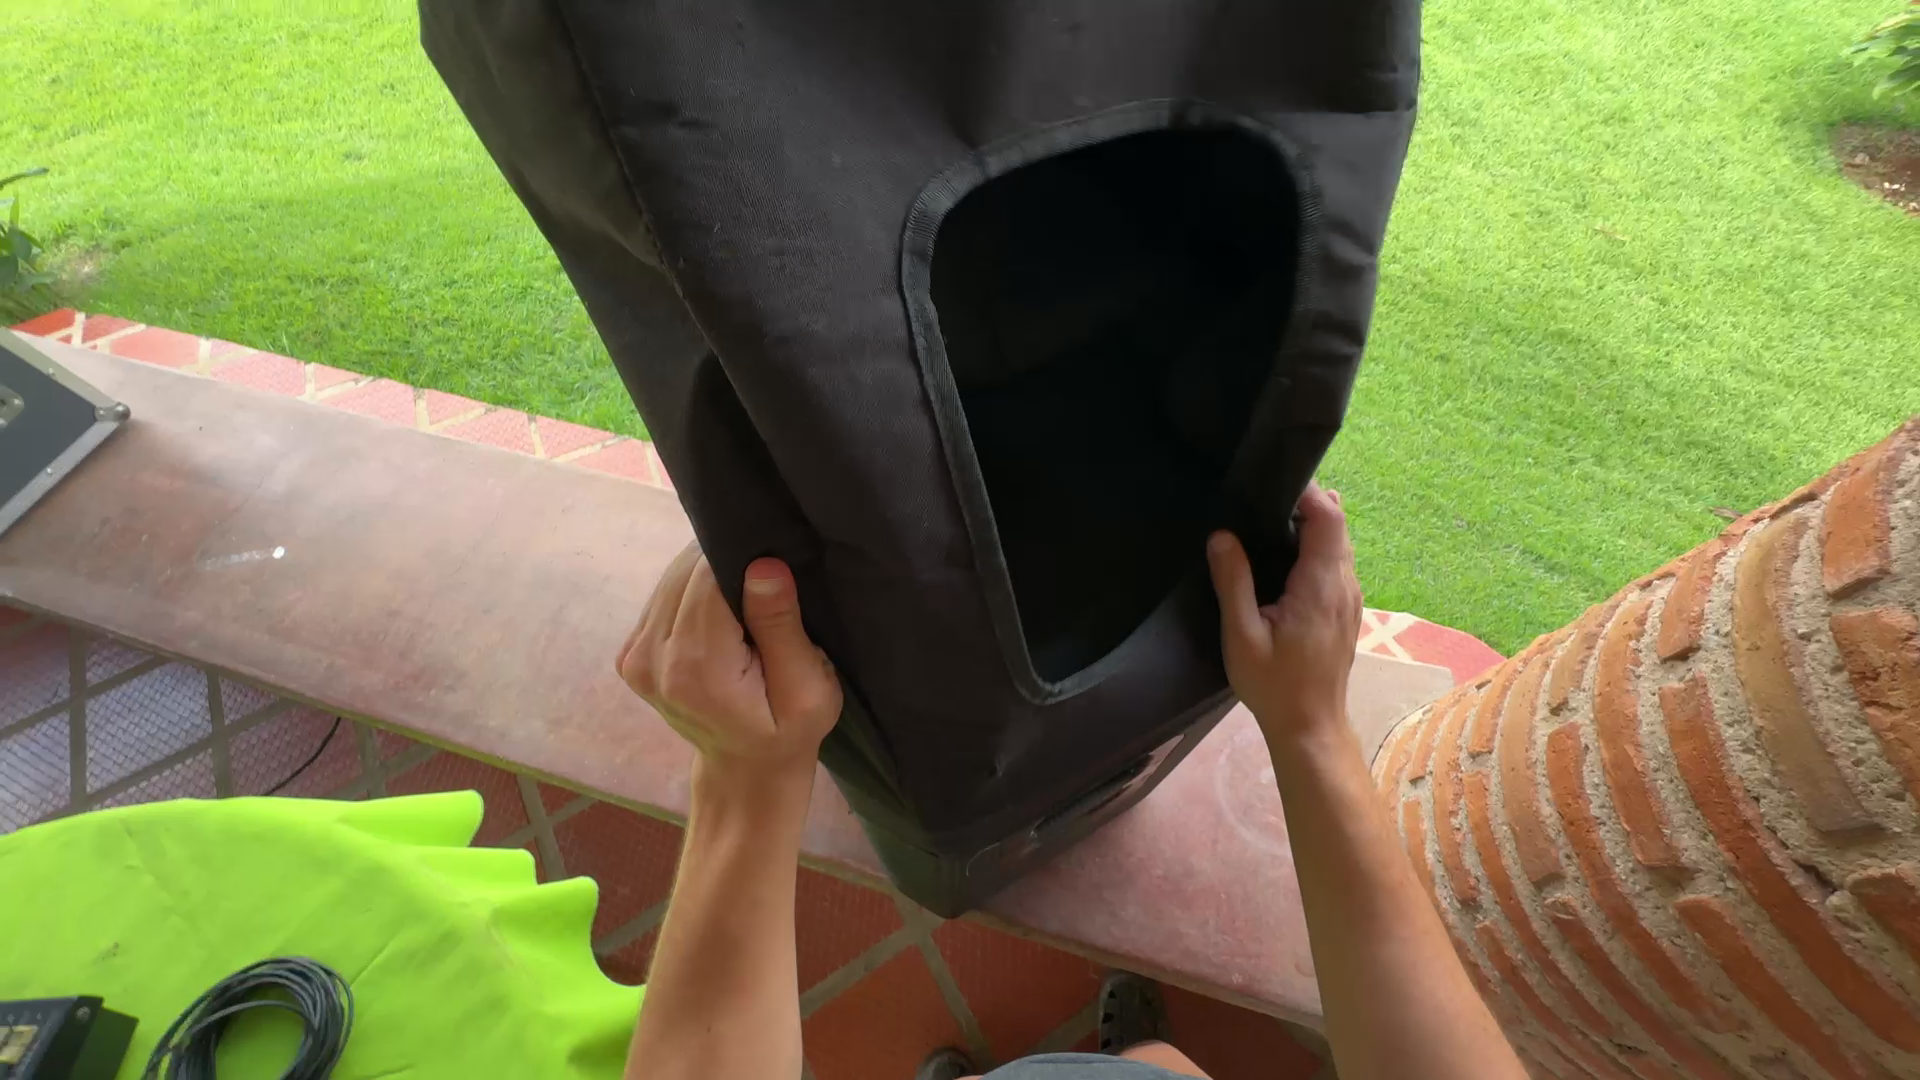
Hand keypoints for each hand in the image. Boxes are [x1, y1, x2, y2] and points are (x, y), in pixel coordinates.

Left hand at [616, 543, 841, 783]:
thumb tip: (763, 565)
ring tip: (748, 604)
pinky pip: (665, 595)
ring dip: (711, 579)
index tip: (778, 573)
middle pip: (688, 571)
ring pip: (674, 577)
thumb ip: (781, 626)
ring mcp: (633, 656)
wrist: (746, 770)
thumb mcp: (807, 687)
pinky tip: (723, 615)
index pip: (709, 575)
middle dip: (728, 567)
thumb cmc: (787, 730)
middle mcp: (651, 657)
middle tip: (769, 591)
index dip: (745, 561)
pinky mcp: (630, 653)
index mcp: (696, 666)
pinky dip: (695, 593)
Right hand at [1205, 484, 1362, 745]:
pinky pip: (1335, 560)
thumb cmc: (1272, 684)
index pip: (1328, 519)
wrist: (1309, 725)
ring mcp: (1349, 597)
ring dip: (1312, 520)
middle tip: (1263, 489)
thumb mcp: (1241, 635)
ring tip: (1270, 511)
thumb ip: (1233, 582)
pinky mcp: (1344, 607)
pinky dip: (1315, 542)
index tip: (1272, 477)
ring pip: (1339, 541)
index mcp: (1320, 586)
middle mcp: (1343, 585)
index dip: (1307, 491)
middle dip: (1307, 500)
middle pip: (1337, 524)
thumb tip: (1221, 535)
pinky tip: (1284, 547)